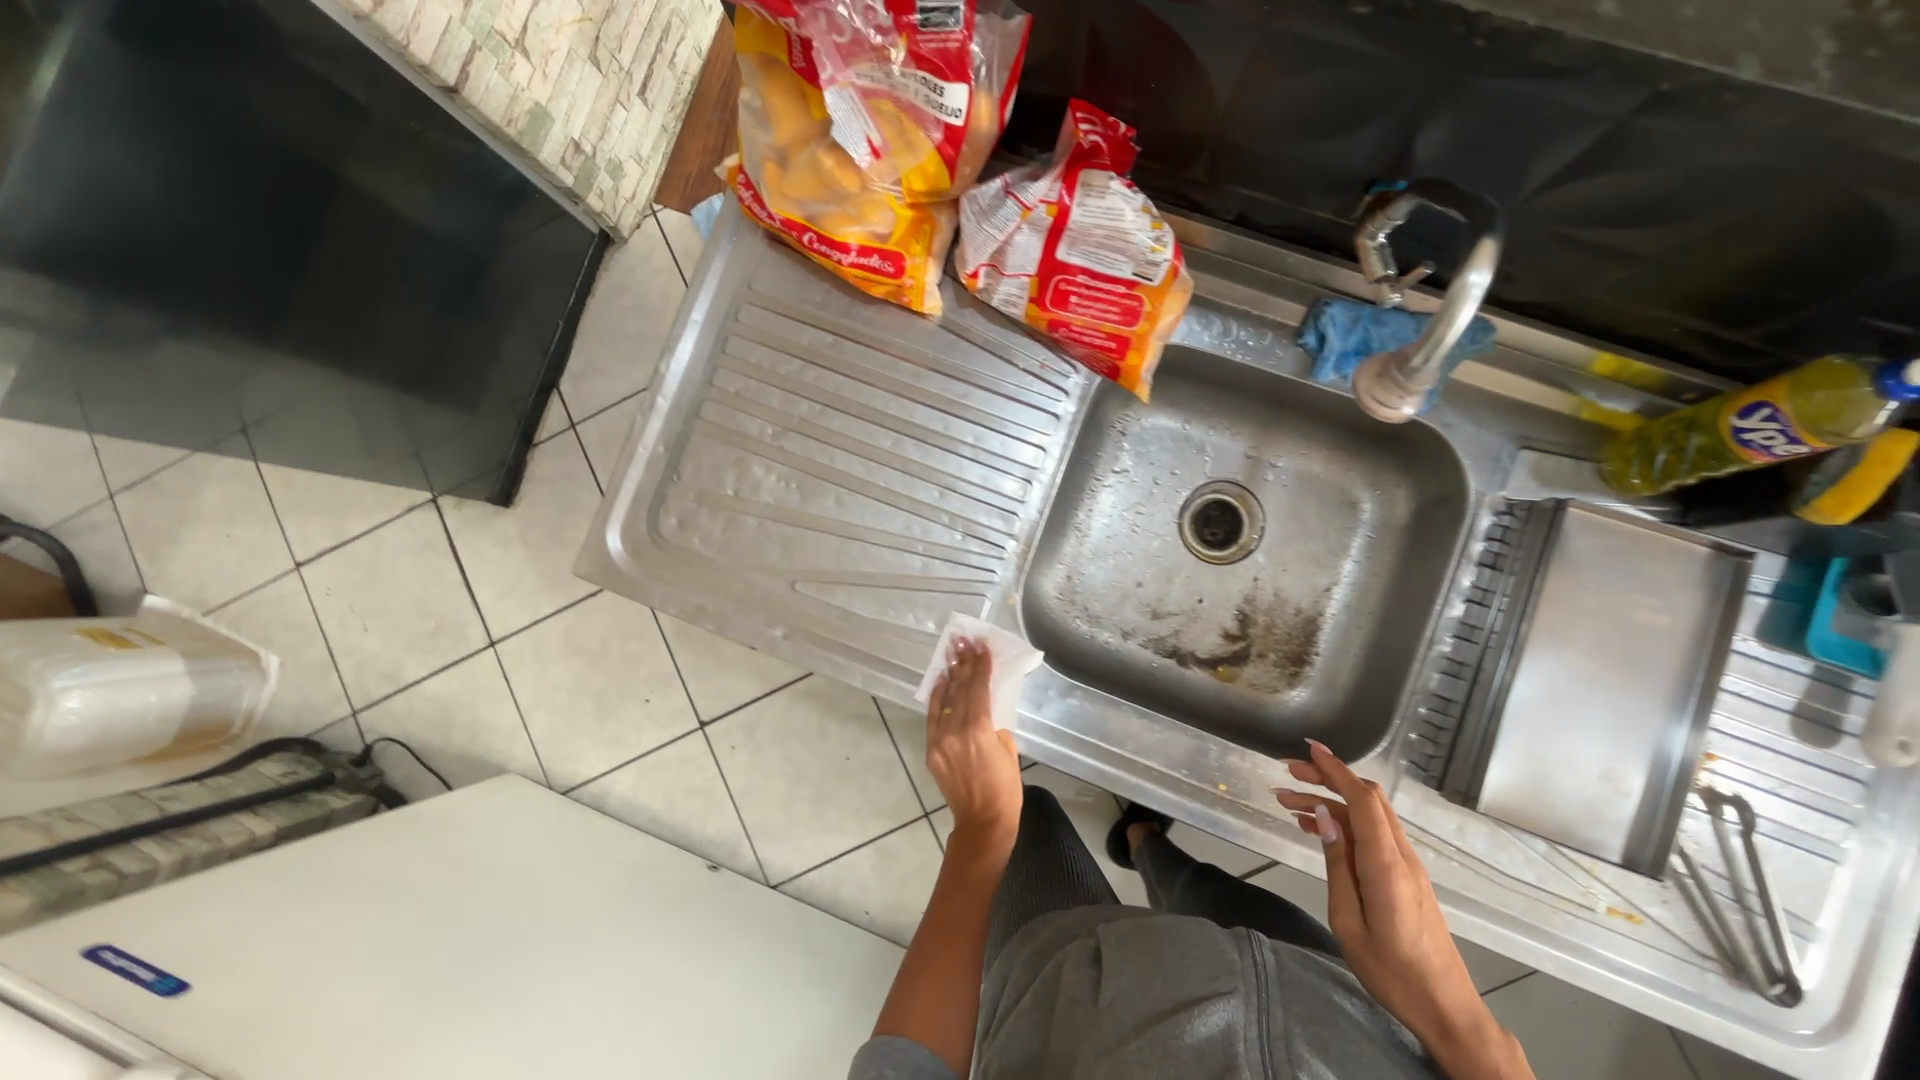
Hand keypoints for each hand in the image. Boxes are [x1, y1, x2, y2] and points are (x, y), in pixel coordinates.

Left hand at [926, 637, 1022, 840]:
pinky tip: (941, 680)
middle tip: (964, 640)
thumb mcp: (1009, 750)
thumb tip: (985, 712)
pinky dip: (937, 697)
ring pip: (945, 700)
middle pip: (960, 689)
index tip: (981, 646)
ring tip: (952, 651)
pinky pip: (934, 717)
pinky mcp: (932, 750)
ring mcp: (940, 740)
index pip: (978, 689)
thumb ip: (995, 726)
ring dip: (950, 674)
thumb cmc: (1005, 788)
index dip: (980, 666)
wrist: (983, 821)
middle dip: (964, 663)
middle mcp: (955, 730)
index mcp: (978, 729)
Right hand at [1275, 741, 1531, 1078]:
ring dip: (1333, 802)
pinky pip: (1375, 835)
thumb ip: (1337, 865)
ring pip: (1370, 816)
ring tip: (1290, 804)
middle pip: (1367, 800)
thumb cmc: (1391, 972)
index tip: (1309, 748)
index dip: (1336, 769)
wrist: (1445, 1007)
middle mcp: (1402, 856)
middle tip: (1288, 774)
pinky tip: (1319, 830)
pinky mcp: (1408, 878)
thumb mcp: (1349, 921)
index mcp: (1386, 864)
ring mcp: (1409, 866)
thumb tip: (1324, 818)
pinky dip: (1346, 822)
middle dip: (1328, 779)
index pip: (1362, 799)